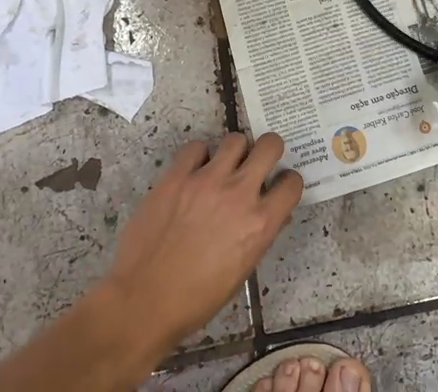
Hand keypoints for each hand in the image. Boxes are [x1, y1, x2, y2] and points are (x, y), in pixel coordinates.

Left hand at [101, 132, 302, 347]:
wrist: (146, 299)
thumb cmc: (198, 297)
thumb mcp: (242, 271)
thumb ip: (259, 236)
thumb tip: (270, 216)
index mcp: (260, 223)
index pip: (292, 183)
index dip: (287, 182)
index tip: (278, 185)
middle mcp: (239, 194)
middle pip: (269, 145)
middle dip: (269, 150)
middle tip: (259, 160)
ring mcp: (206, 180)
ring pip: (234, 140)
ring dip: (235, 151)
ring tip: (224, 165)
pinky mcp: (176, 176)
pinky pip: (195, 147)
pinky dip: (199, 156)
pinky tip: (193, 172)